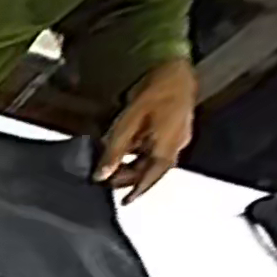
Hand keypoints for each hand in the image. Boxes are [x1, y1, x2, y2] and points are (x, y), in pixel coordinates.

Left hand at [95, 58, 196, 203]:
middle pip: (150, 170)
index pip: (155, 174)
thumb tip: (100, 177)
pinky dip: (134, 159)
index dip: (140, 190)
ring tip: (106, 173)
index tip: (125, 203)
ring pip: (150, 162)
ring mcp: (175, 136)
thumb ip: (113, 154)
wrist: (170, 74)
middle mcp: (176, 143)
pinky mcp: (169, 131)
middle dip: (128, 179)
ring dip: (130, 169)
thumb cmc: (150, 98)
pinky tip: (117, 159)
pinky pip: (151, 152)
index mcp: (170, 144)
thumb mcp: (125, 128)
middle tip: (104, 183)